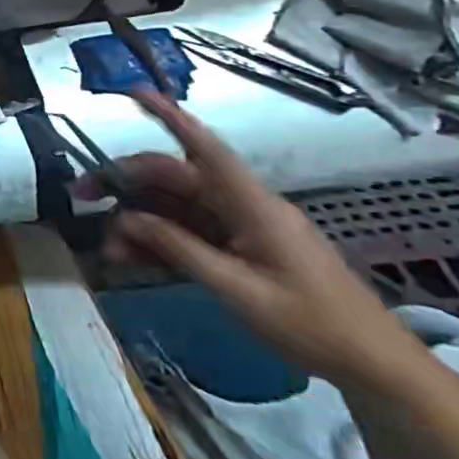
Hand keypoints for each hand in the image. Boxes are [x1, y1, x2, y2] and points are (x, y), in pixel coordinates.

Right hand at [96, 91, 422, 386]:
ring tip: (108, 248)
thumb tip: (126, 218)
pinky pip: (190, 233)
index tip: (133, 92)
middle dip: (125, 183)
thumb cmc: (313, 323)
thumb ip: (179, 249)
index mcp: (250, 203)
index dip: (168, 115)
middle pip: (174, 178)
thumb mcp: (239, 291)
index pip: (203, 146)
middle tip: (81, 196)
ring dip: (139, 223)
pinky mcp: (241, 248)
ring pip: (175, 209)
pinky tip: (132, 258)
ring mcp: (240, 227)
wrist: (376, 366)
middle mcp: (241, 204)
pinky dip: (160, 242)